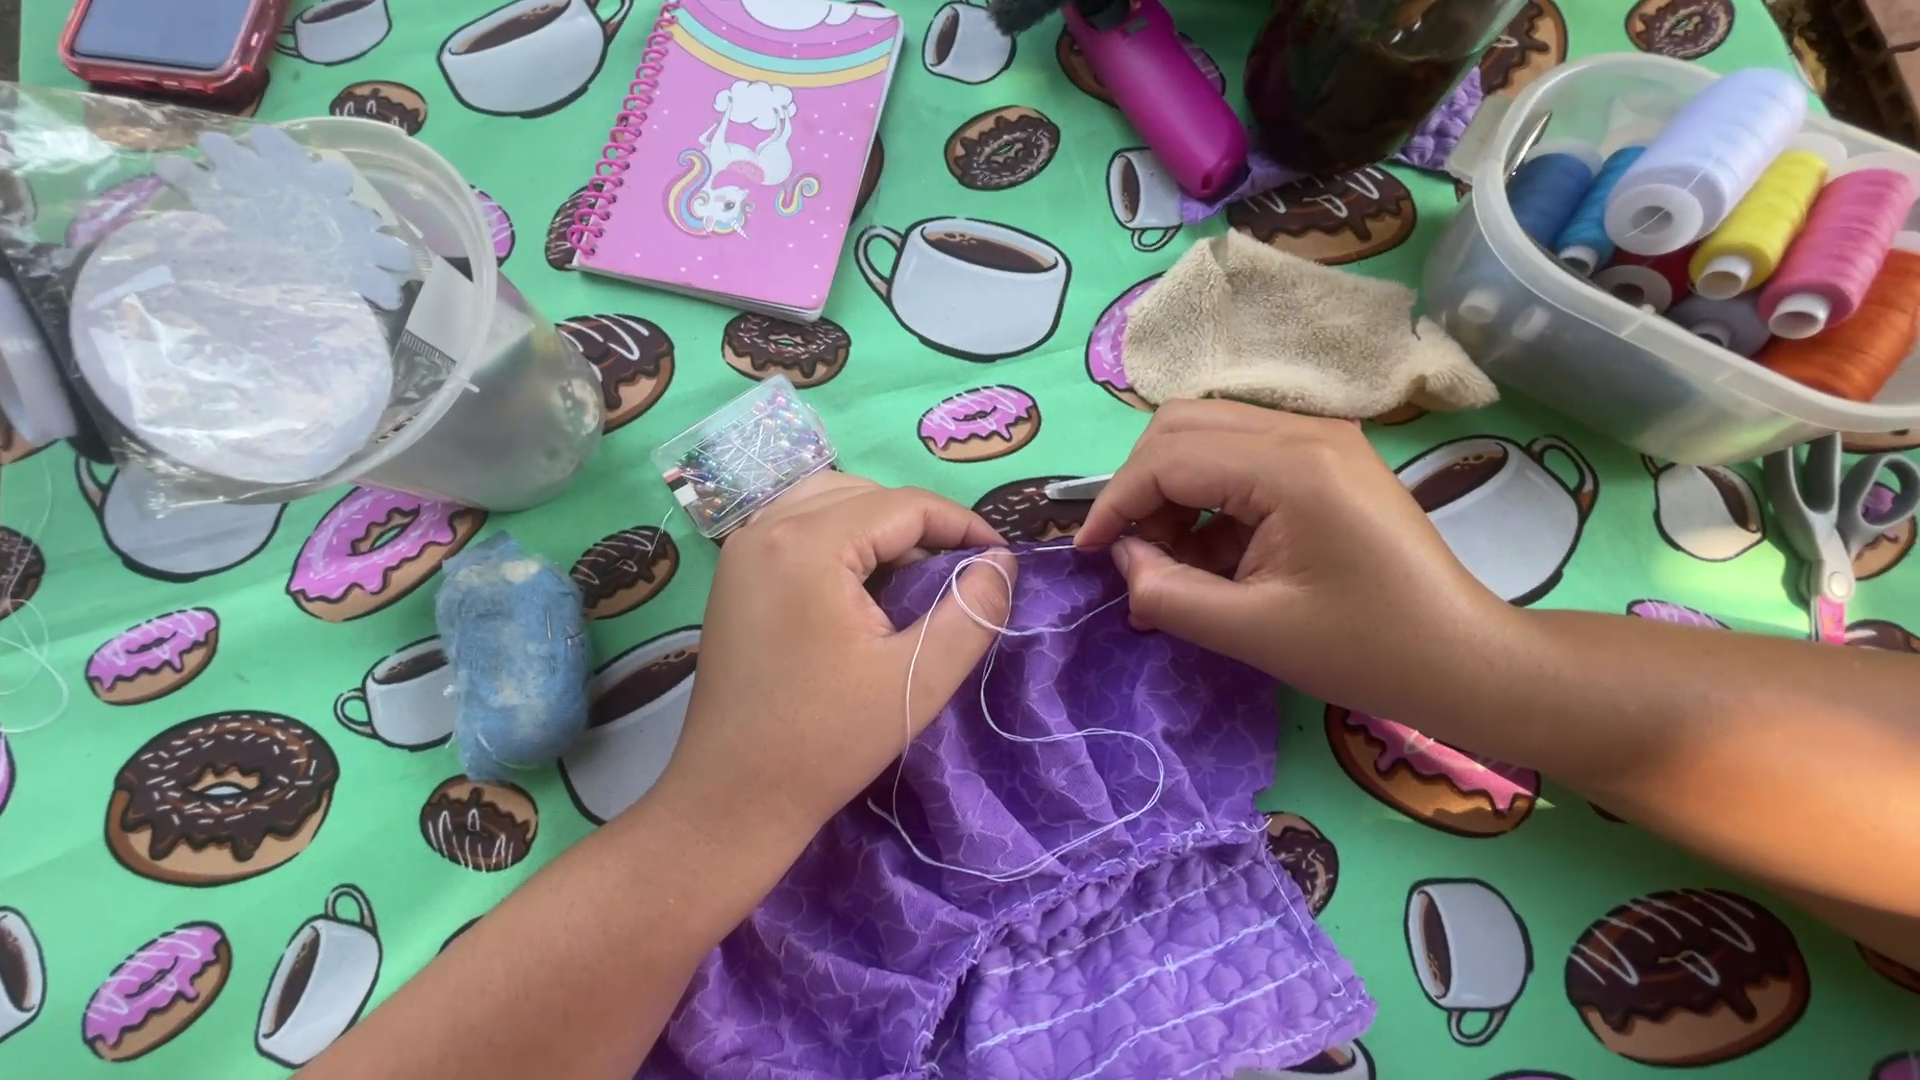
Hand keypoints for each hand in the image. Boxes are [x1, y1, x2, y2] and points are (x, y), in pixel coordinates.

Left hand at [652, 472, 1014, 840]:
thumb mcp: (917, 679)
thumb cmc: (826, 741)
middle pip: (866, 496)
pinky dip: (842, 537)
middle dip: (922, 526)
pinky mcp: (735, 574)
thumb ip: (972, 612)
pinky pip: (800, 526)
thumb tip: (1001, 563)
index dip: (962, 524)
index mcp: (807, 546)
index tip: (1000, 559)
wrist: (732, 796)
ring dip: (881, 527)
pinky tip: (863, 583)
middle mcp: (766, 529)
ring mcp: (742, 549)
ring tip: (915, 576)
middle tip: (959, 574)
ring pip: (830, 502)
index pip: (903, 505)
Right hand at [1074, 400, 1513, 718]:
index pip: (1169, 457)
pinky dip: (1206, 496)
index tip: (1088, 552)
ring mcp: (1320, 439)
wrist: (1466, 659)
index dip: (1116, 502)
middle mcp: (1305, 430)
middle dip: (1140, 486)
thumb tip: (1122, 558)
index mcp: (1291, 466)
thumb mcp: (1251, 632)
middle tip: (1132, 551)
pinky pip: (1239, 456)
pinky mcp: (1325, 458)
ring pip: (1207, 434)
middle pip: (1182, 425)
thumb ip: (1166, 593)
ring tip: (1170, 558)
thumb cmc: (1366, 650)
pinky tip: (1210, 552)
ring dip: (1171, 489)